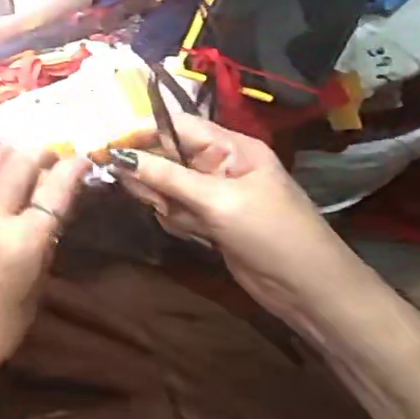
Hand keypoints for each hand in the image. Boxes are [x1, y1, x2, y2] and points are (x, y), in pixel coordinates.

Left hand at [0, 146, 90, 395]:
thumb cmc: (2, 320)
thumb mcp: (38, 281)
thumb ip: (46, 240)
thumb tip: (55, 206)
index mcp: (24, 241)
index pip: (53, 193)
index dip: (70, 170)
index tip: (80, 157)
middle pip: (20, 167)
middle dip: (40, 155)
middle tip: (51, 153)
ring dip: (8, 156)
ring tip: (20, 155)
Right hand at [110, 110, 370, 324]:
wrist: (313, 293)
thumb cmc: (273, 236)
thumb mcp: (217, 202)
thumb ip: (165, 176)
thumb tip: (117, 155)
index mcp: (232, 148)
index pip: (175, 125)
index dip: (139, 132)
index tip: (105, 146)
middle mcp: (219, 163)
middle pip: (163, 153)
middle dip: (151, 175)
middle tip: (154, 198)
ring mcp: (212, 191)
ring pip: (162, 182)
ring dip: (164, 202)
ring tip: (187, 222)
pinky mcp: (207, 215)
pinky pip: (171, 206)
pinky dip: (174, 219)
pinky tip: (195, 233)